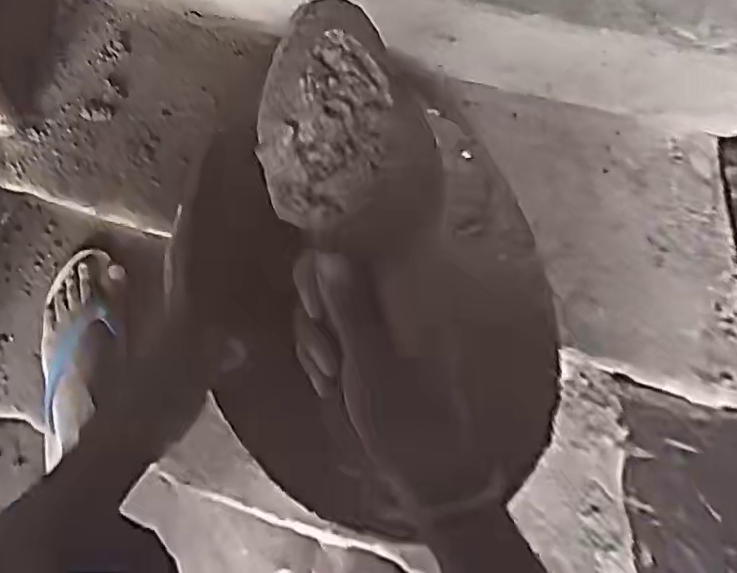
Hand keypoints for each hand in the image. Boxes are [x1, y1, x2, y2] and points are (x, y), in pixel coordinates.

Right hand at [292, 250, 499, 520]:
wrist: (425, 481)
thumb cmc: (405, 425)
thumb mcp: (370, 365)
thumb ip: (348, 307)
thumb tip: (327, 254)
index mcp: (396, 299)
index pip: (344, 255)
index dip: (318, 275)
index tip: (315, 311)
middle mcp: (381, 304)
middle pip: (322, 278)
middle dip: (312, 319)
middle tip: (326, 359)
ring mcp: (367, 326)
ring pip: (315, 307)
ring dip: (312, 341)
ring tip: (329, 380)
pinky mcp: (353, 346)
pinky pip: (318, 331)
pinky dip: (314, 354)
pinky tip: (326, 382)